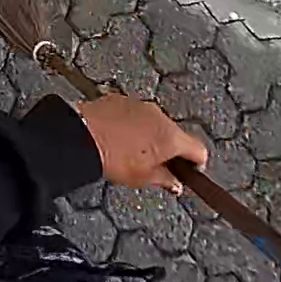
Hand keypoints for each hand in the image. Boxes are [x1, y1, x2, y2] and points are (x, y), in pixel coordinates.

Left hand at [76, 94, 207, 193]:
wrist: (82, 136)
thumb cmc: (112, 158)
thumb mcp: (143, 178)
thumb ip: (165, 179)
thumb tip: (175, 183)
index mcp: (171, 136)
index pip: (198, 149)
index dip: (196, 163)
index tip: (190, 171)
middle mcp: (158, 115)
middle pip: (174, 133)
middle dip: (168, 147)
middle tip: (156, 163)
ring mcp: (139, 104)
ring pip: (153, 120)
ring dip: (148, 133)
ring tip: (132, 150)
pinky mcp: (120, 98)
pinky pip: (133, 111)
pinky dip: (131, 122)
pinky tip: (118, 135)